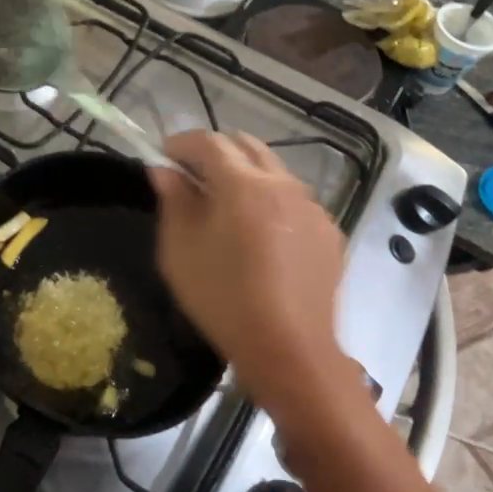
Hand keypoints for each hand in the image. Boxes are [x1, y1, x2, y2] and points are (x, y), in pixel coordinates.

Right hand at [149, 132, 365, 417]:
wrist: (289, 349)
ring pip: (274, 172)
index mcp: (242, 185)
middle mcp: (283, 185)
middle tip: (192, 175)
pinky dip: (270, 202)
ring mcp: (312, 208)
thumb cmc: (223, 299)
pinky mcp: (329, 233)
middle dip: (216, 152)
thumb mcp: (180, 251)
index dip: (181, 143)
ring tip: (225, 206)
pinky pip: (294, 202)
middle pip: (247, 146)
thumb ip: (174, 202)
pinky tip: (259, 236)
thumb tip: (165, 171)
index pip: (208, 142)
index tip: (163, 155)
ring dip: (245, 175)